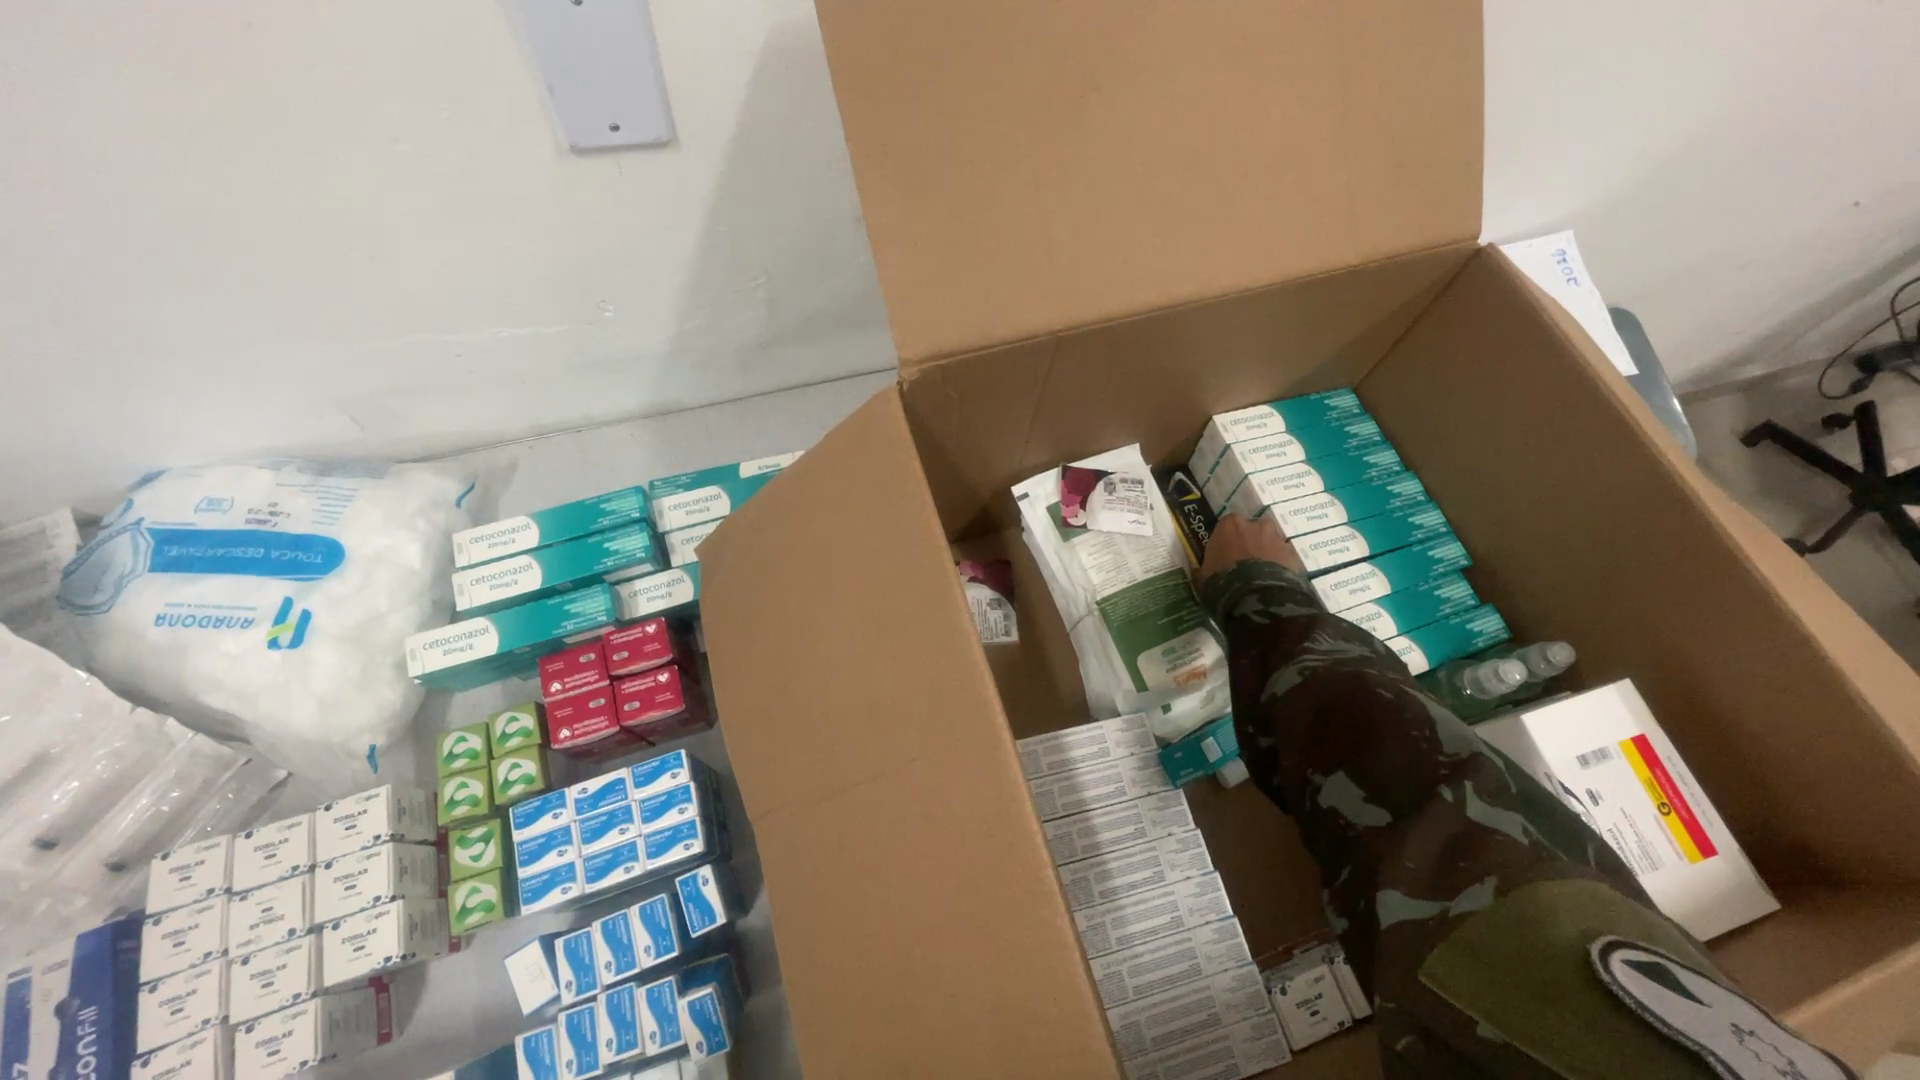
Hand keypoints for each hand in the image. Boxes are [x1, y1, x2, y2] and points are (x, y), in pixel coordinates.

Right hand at [1198, 512, 1303, 589]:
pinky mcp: (1293, 553)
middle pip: (1252, 529)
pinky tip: (1275, 581)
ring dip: (1266, 551)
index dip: (1226, 541)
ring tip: (1262, 573)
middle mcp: (1254, 524)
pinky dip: (1280, 565)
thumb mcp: (1202, 578)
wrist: (1255, 596)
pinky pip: (1284, 556)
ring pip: (1270, 540)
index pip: (1226, 526)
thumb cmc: (1222, 581)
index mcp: (1229, 525)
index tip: (1224, 555)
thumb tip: (1200, 570)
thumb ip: (1202, 569)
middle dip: (1249, 542)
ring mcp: (1276, 537)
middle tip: (1244, 563)